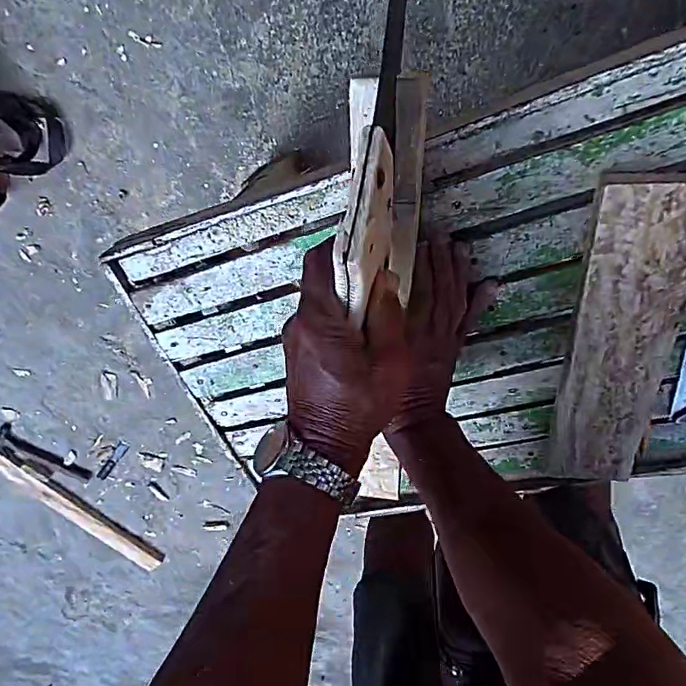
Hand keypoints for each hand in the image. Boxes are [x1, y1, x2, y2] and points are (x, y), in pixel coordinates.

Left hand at [281, 245, 409, 475]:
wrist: (323, 448)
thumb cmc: (358, 409)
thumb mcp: (390, 363)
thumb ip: (388, 316)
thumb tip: (386, 280)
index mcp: (319, 321)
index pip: (320, 260)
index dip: (343, 242)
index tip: (367, 237)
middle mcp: (300, 323)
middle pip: (320, 277)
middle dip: (350, 268)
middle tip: (380, 269)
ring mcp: (296, 338)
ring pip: (320, 299)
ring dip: (346, 294)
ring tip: (377, 301)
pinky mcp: (299, 351)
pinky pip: (318, 319)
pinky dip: (339, 314)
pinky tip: (362, 328)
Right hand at [387, 234, 498, 436]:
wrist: (416, 420)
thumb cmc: (389, 394)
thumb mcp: (374, 358)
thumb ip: (377, 326)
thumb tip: (376, 291)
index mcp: (410, 333)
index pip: (418, 292)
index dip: (421, 266)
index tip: (419, 243)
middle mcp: (432, 333)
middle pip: (441, 290)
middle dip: (442, 261)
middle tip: (441, 235)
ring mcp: (447, 340)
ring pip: (456, 300)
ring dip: (459, 273)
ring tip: (460, 248)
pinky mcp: (455, 348)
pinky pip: (470, 321)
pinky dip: (481, 302)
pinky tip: (490, 284)